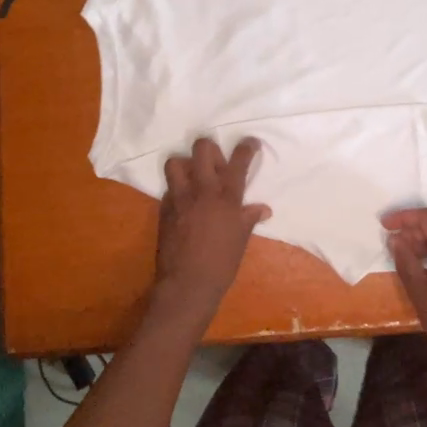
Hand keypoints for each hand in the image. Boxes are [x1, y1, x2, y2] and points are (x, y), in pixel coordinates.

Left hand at [153, 137, 270, 321]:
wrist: (187, 284)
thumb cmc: (221, 265)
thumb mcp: (241, 241)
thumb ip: (249, 219)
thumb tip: (263, 209)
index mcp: (227, 198)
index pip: (239, 162)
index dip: (247, 147)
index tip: (251, 142)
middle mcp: (203, 191)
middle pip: (203, 149)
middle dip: (210, 149)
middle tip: (216, 163)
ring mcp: (180, 198)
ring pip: (175, 162)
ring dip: (185, 165)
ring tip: (193, 178)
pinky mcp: (164, 208)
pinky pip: (168, 188)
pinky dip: (176, 190)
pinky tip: (183, 203)